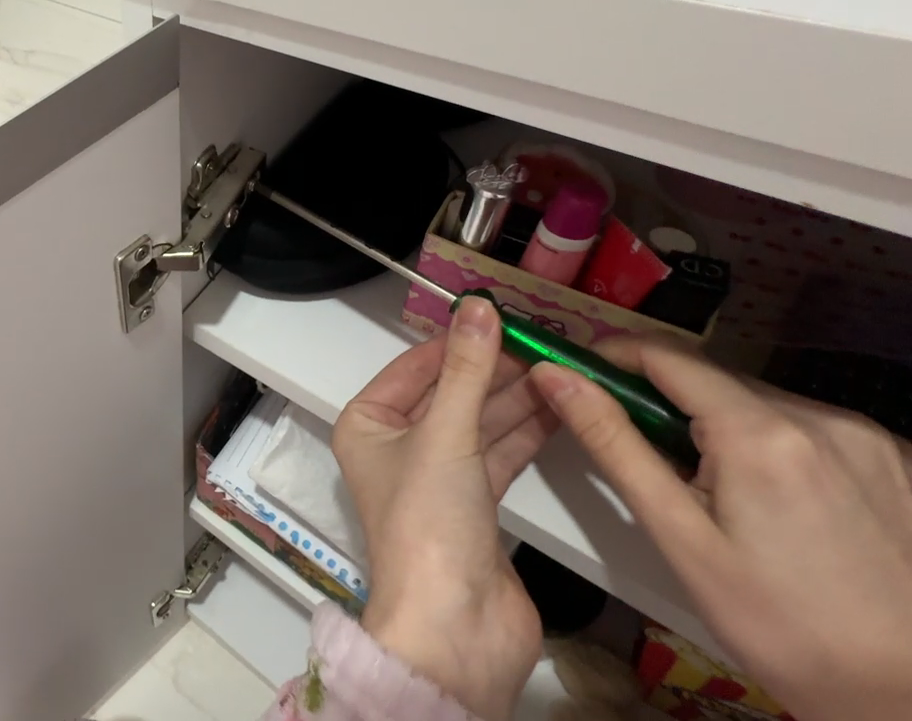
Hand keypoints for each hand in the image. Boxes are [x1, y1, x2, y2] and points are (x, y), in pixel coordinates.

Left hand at [336, 297, 559, 720]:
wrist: (455, 621)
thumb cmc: (429, 521)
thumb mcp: (446, 434)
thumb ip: (468, 371)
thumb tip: (477, 308)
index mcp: (366, 425)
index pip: (412, 370)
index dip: (453, 343)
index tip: (497, 313)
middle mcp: (394, 446)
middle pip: (448, 395)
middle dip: (492, 369)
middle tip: (545, 339)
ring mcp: (434, 476)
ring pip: (477, 424)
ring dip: (515, 399)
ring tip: (562, 366)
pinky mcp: (473, 505)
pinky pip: (498, 454)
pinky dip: (525, 433)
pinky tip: (559, 409)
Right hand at [531, 339, 911, 720]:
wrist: (906, 696)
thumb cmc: (778, 622)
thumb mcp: (674, 531)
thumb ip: (611, 441)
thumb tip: (554, 376)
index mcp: (764, 435)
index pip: (665, 355)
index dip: (608, 356)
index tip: (574, 378)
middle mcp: (826, 422)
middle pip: (711, 378)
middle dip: (658, 397)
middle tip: (629, 446)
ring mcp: (872, 441)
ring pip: (755, 402)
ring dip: (711, 421)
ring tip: (698, 483)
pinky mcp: (897, 463)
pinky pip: (803, 427)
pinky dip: (762, 441)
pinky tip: (762, 497)